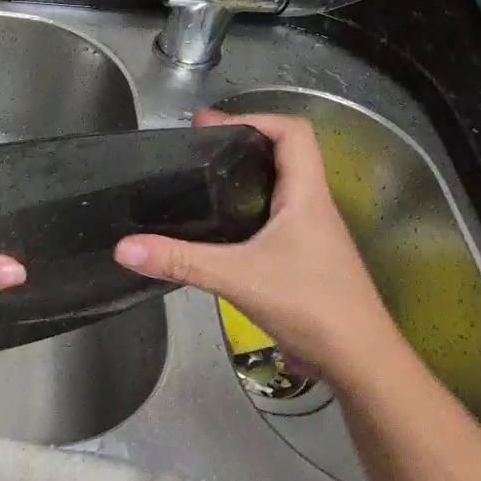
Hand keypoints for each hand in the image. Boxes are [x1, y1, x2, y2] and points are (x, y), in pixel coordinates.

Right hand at [113, 111, 402, 379]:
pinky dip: (240, 215)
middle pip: (283, 157)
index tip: (209, 126)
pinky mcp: (300, 262)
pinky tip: (212, 232)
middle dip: (238, 146)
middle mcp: (311, 209)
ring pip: (276, 191)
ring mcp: (309, 237)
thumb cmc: (310, 305)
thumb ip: (179, 260)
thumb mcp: (236, 277)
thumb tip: (123, 247)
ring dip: (239, 180)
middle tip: (192, 150)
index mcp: (306, 197)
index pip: (293, 134)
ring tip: (195, 184)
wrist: (358, 361)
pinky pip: (269, 222)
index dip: (253, 119)